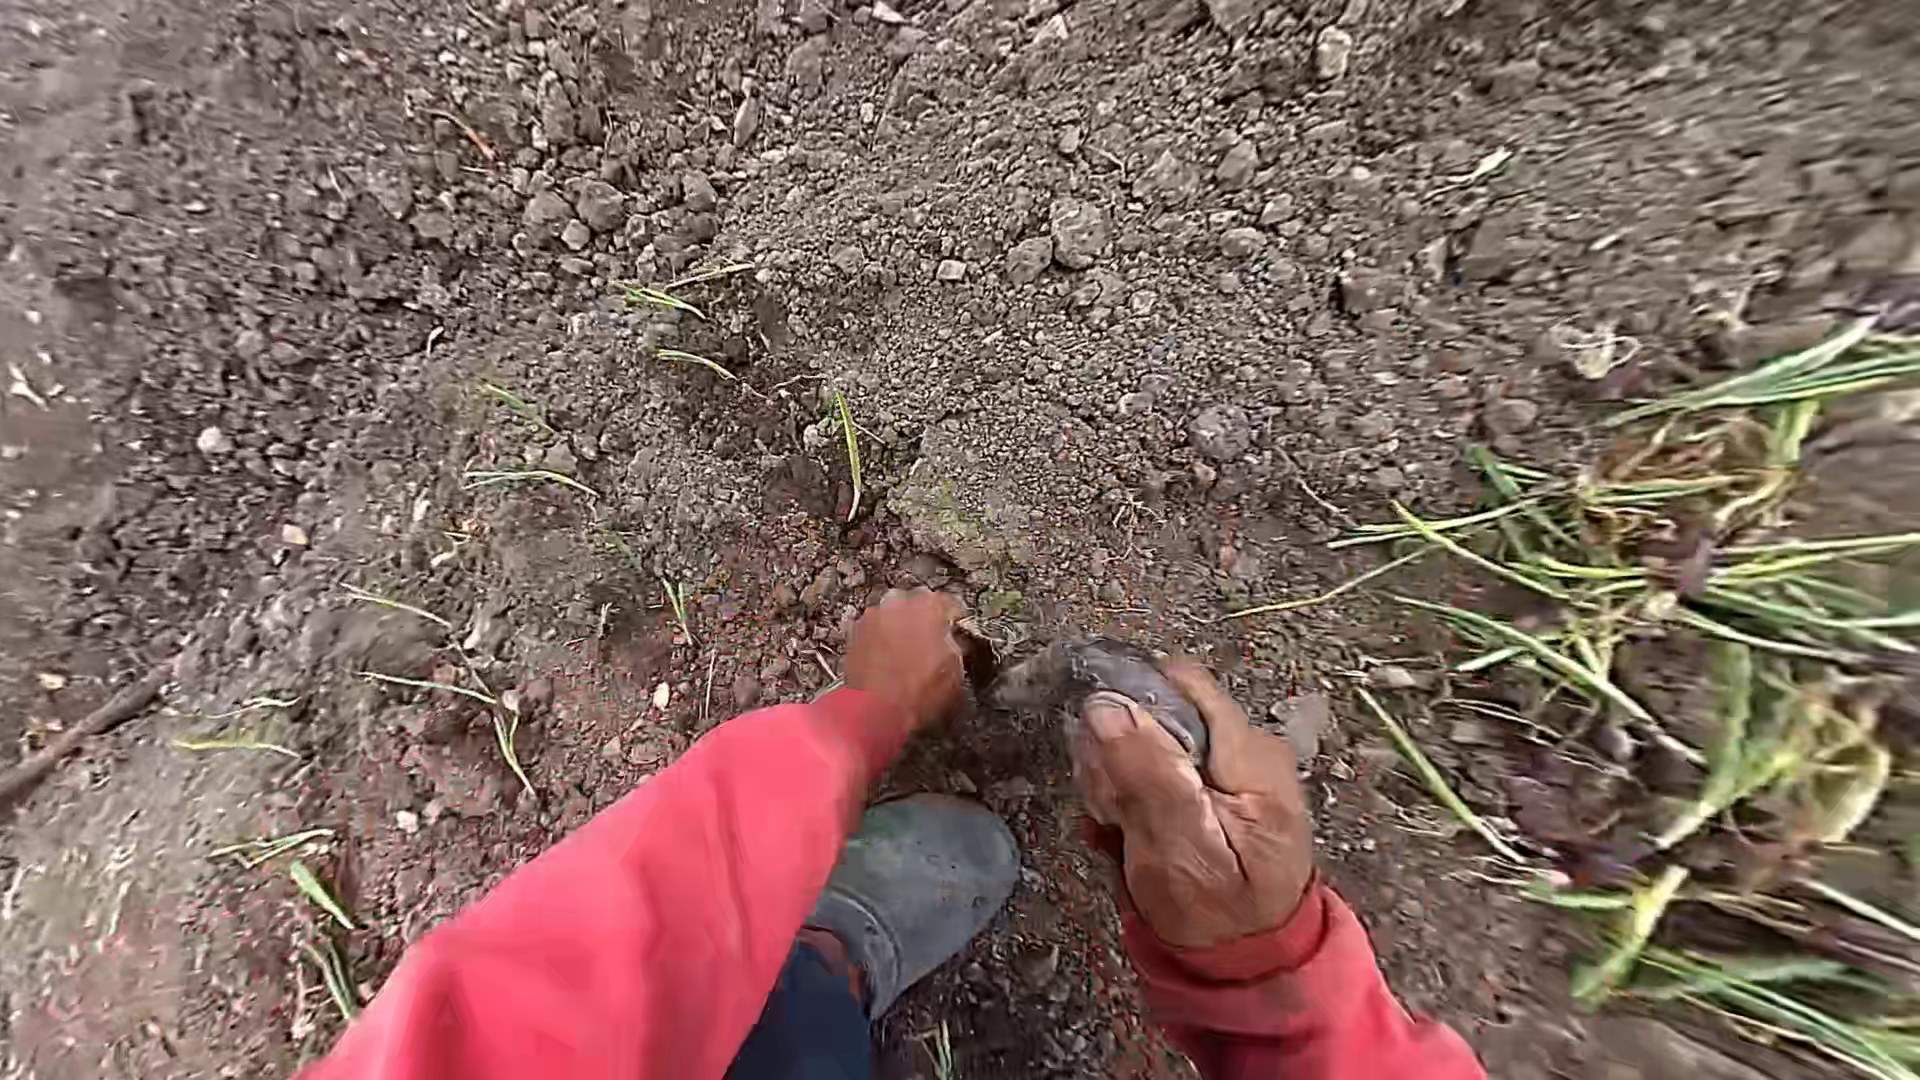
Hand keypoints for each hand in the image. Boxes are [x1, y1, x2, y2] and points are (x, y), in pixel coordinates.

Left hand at [843, 588, 965, 731]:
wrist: (876, 712)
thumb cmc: (918, 692)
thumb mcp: (955, 670)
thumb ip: (955, 644)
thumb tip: (951, 639)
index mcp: (928, 606)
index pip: (945, 601)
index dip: (951, 618)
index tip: (952, 627)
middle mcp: (898, 602)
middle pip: (915, 604)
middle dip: (922, 620)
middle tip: (928, 643)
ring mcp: (873, 616)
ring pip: (891, 615)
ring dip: (898, 628)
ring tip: (904, 654)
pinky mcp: (853, 632)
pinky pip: (873, 629)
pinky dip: (879, 639)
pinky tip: (885, 660)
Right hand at [1072, 660, 1313, 947]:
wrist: (1245, 967)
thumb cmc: (1216, 915)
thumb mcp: (1178, 852)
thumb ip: (1146, 776)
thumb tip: (1106, 705)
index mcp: (1250, 752)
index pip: (1178, 682)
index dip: (1133, 708)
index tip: (1108, 755)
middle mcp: (1244, 743)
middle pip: (1158, 709)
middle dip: (1120, 752)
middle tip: (1113, 807)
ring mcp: (1229, 761)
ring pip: (1148, 733)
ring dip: (1118, 775)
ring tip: (1119, 824)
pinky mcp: (1211, 778)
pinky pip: (1154, 758)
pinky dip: (1130, 788)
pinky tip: (1125, 825)